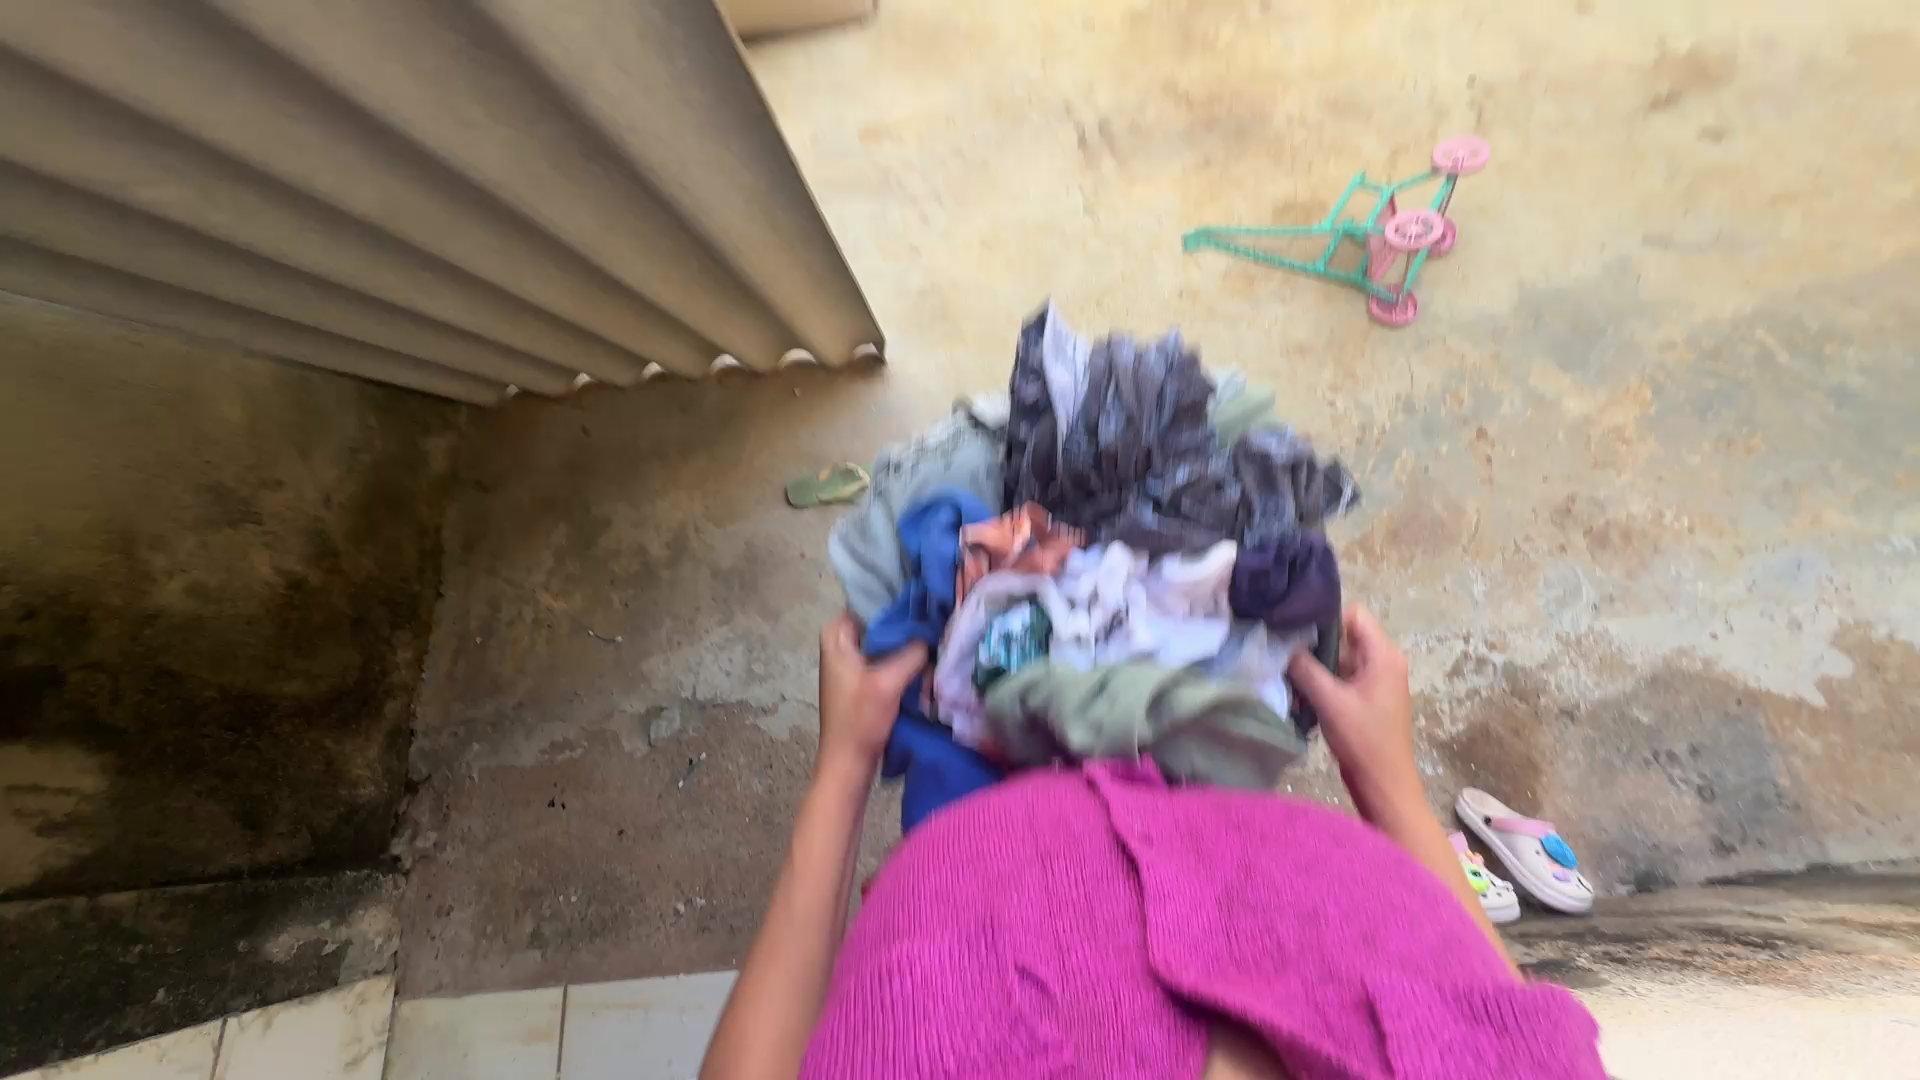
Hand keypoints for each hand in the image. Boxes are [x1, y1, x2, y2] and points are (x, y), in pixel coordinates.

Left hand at [816, 613, 926, 777]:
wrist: (849, 763)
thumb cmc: (860, 720)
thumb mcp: (889, 682)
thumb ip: (913, 652)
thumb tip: (933, 634)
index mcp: (836, 635)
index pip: (870, 600)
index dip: (898, 598)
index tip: (927, 596)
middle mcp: (840, 642)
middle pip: (879, 619)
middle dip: (906, 619)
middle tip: (937, 614)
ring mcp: (851, 660)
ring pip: (885, 638)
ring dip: (907, 639)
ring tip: (937, 631)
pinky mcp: (863, 677)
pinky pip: (886, 656)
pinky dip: (903, 656)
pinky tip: (927, 653)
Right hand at [1287, 606, 1418, 815]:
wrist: (1383, 783)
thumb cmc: (1363, 739)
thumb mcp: (1330, 700)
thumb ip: (1305, 668)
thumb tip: (1282, 643)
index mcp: (1383, 656)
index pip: (1353, 614)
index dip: (1325, 617)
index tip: (1295, 628)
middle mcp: (1382, 661)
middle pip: (1342, 635)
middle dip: (1313, 643)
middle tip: (1283, 650)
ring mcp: (1374, 679)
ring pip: (1336, 657)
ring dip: (1313, 666)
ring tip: (1287, 675)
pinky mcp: (1364, 696)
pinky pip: (1337, 676)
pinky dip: (1319, 682)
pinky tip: (1299, 694)